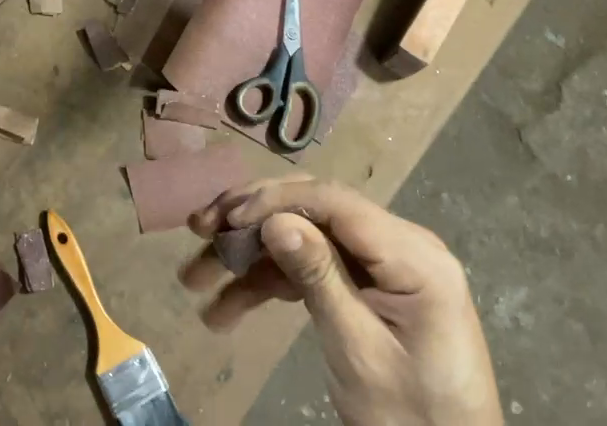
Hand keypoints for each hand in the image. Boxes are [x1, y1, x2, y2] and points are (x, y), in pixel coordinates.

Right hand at [180, 176, 502, 425]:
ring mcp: (380, 266)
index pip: (333, 202)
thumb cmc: (410, 414)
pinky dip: (268, 284)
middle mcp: (397, 245)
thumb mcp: (359, 350)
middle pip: (311, 211)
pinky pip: (309, 269)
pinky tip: (224, 307)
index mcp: (412, 254)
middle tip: (198, 230)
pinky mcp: (365, 287)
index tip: (224, 219)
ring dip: (248, 257)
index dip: (274, 201)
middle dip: (250, 220)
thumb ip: (319, 278)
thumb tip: (276, 220)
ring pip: (301, 239)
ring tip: (194, 276)